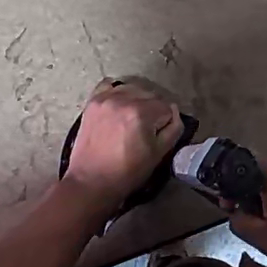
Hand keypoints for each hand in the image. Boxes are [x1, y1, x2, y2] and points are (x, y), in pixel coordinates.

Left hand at [62, 79, 184, 217]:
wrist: (92, 181)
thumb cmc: (127, 172)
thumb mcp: (159, 154)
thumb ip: (173, 129)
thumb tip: (174, 113)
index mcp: (141, 113)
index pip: (166, 107)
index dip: (166, 122)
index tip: (159, 136)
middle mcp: (123, 100)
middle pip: (151, 95)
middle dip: (153, 111)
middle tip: (147, 130)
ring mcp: (105, 99)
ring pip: (132, 89)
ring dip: (138, 101)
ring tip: (133, 120)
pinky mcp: (92, 103)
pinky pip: (109, 86)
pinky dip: (118, 92)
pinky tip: (120, 106)